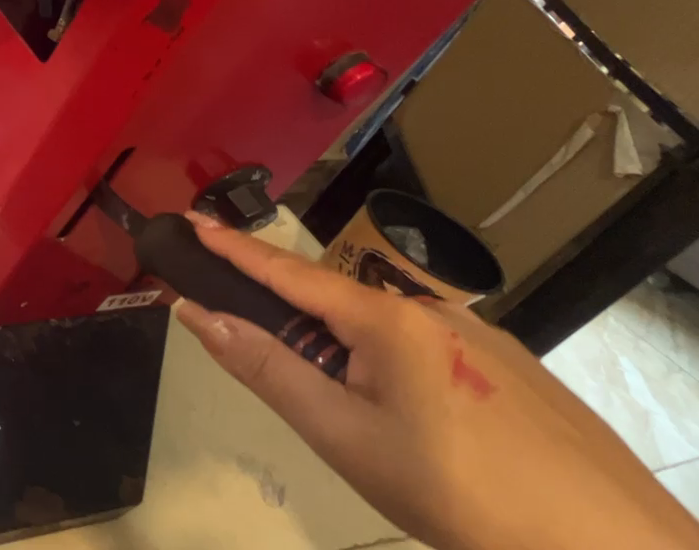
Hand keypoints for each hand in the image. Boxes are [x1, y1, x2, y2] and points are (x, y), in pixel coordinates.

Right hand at [175, 213, 698, 549]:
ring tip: (364, 422)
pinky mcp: (520, 372)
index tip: (191, 218)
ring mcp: (484, 339)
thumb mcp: (342, 435)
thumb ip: (264, 366)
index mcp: (386, 319)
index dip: (234, 246)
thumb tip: (195, 311)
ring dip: (350, 353)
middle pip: (336, 302)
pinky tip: (424, 428)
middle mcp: (433, 312)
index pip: (287, 270)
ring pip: (386, 332)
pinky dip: (398, 368)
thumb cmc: (457, 492)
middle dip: (295, 321)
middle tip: (280, 368)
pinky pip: (431, 352)